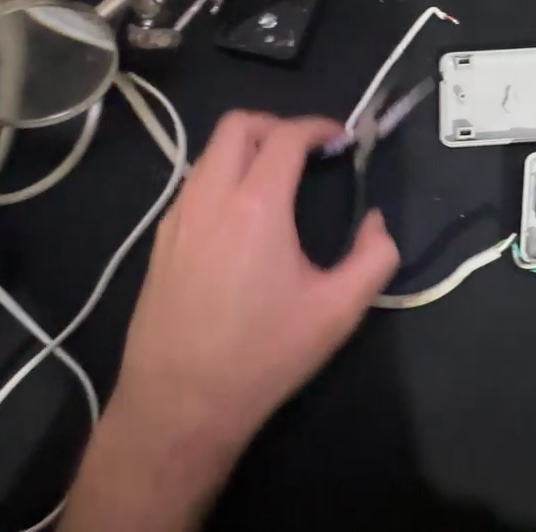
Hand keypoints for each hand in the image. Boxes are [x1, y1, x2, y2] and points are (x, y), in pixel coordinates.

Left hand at [86, 112, 398, 502]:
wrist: (178, 409)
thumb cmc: (263, 355)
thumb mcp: (339, 311)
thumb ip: (375, 256)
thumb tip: (376, 223)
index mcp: (256, 206)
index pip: (285, 136)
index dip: (318, 127)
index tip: (340, 139)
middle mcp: (210, 199)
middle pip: (237, 125)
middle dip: (277, 125)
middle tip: (307, 153)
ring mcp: (177, 219)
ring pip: (209, 153)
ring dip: (247, 150)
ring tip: (278, 181)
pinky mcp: (159, 243)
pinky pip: (193, 185)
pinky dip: (222, 177)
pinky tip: (242, 218)